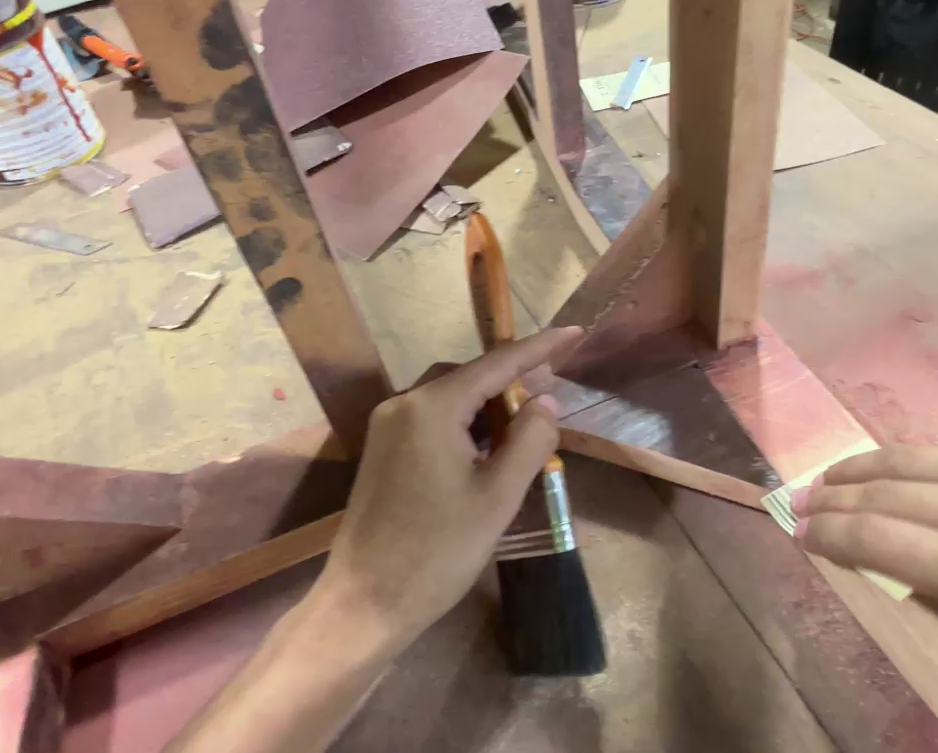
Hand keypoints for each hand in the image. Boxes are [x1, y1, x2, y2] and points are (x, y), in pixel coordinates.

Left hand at [314, 326, 583, 651]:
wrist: (365, 604)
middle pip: (470, 377)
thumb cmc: (438, 552)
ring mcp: (387, 426)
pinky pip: (431, 419)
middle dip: (511, 386)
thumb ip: (530, 438)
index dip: (539, 347)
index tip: (573, 332)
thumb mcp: (499, 495)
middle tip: (549, 408)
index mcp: (432, 407)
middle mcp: (403, 404)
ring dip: (488, 409)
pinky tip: (484, 455)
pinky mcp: (382, 450)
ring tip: (521, 437)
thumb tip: (545, 400)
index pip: (496, 363)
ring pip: (450, 398)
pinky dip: (463, 425)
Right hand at [795, 435, 937, 683]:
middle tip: (798, 501)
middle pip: (879, 493)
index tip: (799, 532)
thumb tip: (880, 560)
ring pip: (902, 459)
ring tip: (827, 478)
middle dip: (831, 498)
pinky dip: (906, 462)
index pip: (874, 539)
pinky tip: (891, 472)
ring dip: (856, 469)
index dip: (827, 534)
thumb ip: (936, 594)